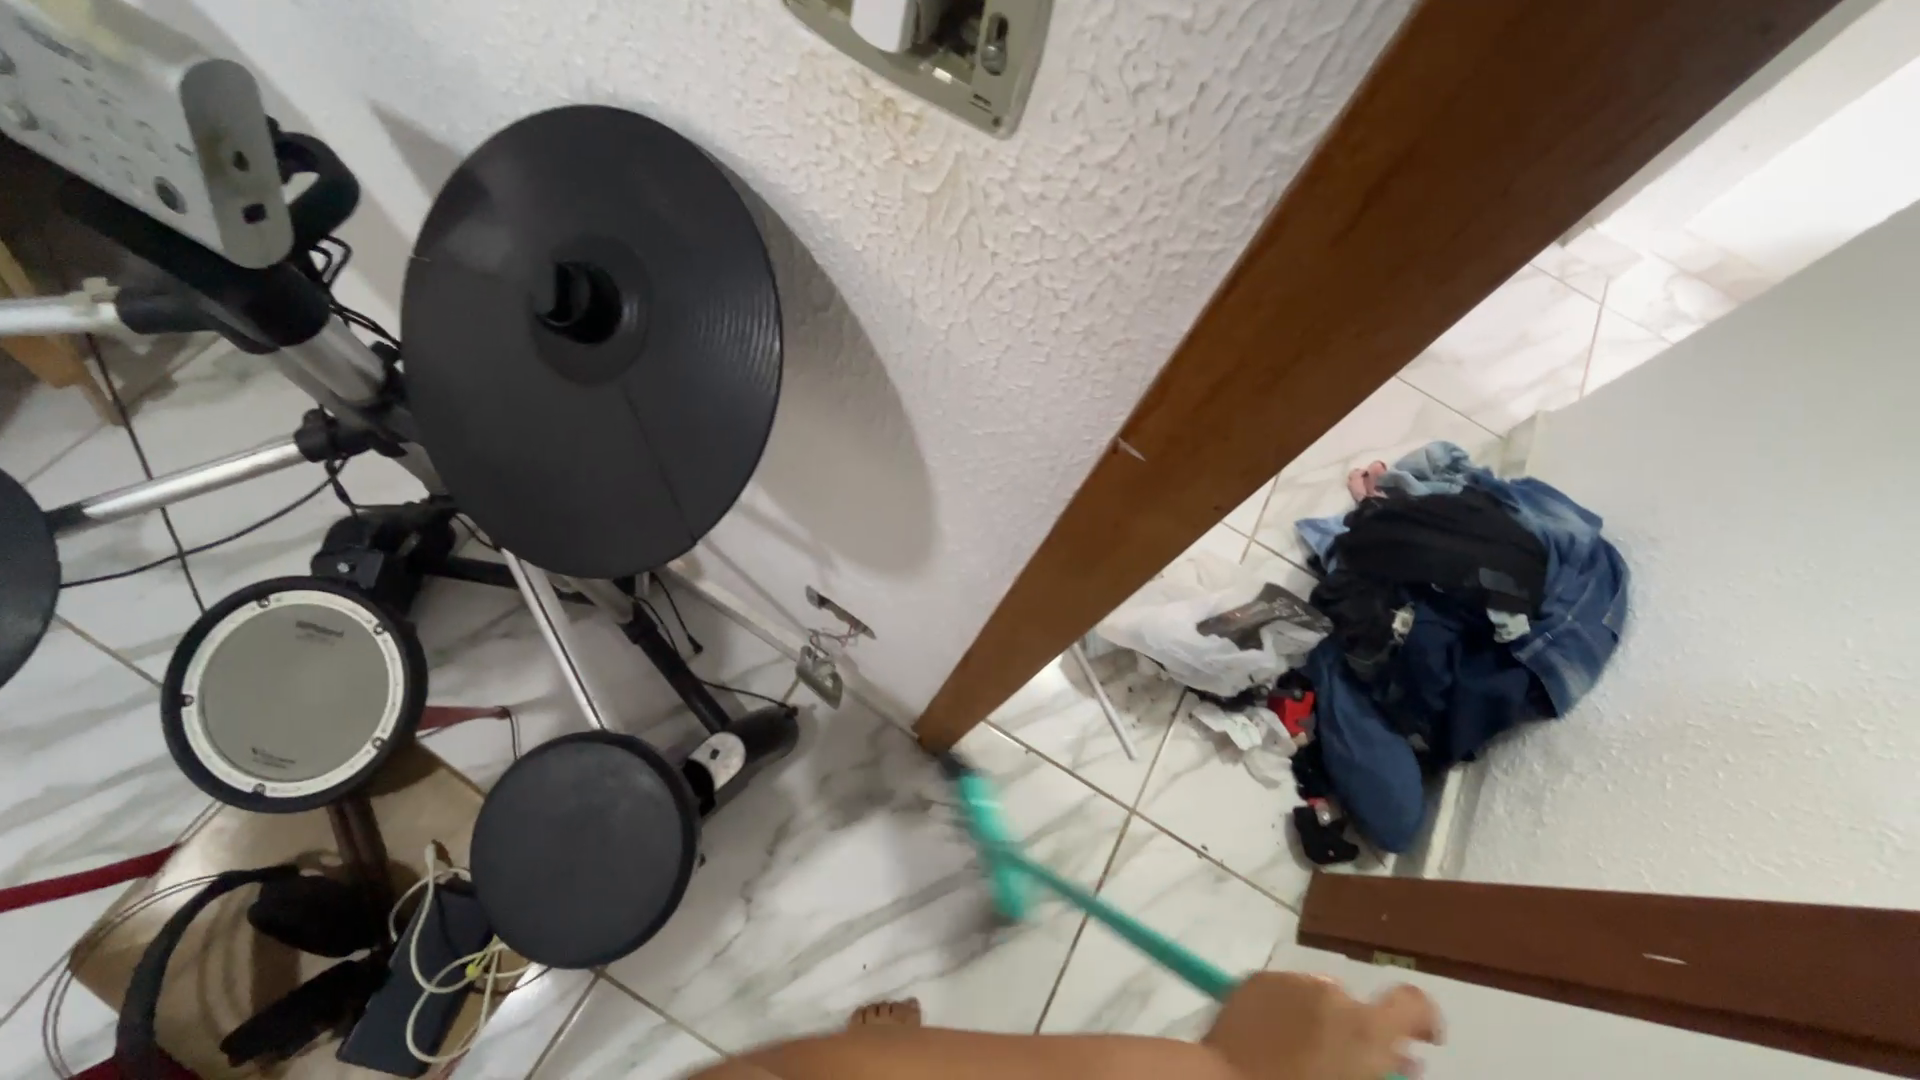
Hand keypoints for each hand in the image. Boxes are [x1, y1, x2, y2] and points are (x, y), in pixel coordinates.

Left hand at [1203, 972, 1441, 1079]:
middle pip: (1359, 1007)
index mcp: (1367, 1031)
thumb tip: (1403, 1060)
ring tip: (1302, 1057)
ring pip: (1321, 998)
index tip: (1422, 1041)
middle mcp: (1333, 994)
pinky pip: (1287, 993)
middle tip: (1348, 1065)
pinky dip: (1290, 1012)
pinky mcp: (1258, 979)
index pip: (1413, 1002)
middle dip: (1360, 1033)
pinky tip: (1274, 1041)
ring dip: (1322, 1021)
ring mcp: (1292, 982)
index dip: (1424, 1019)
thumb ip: (1384, 1073)